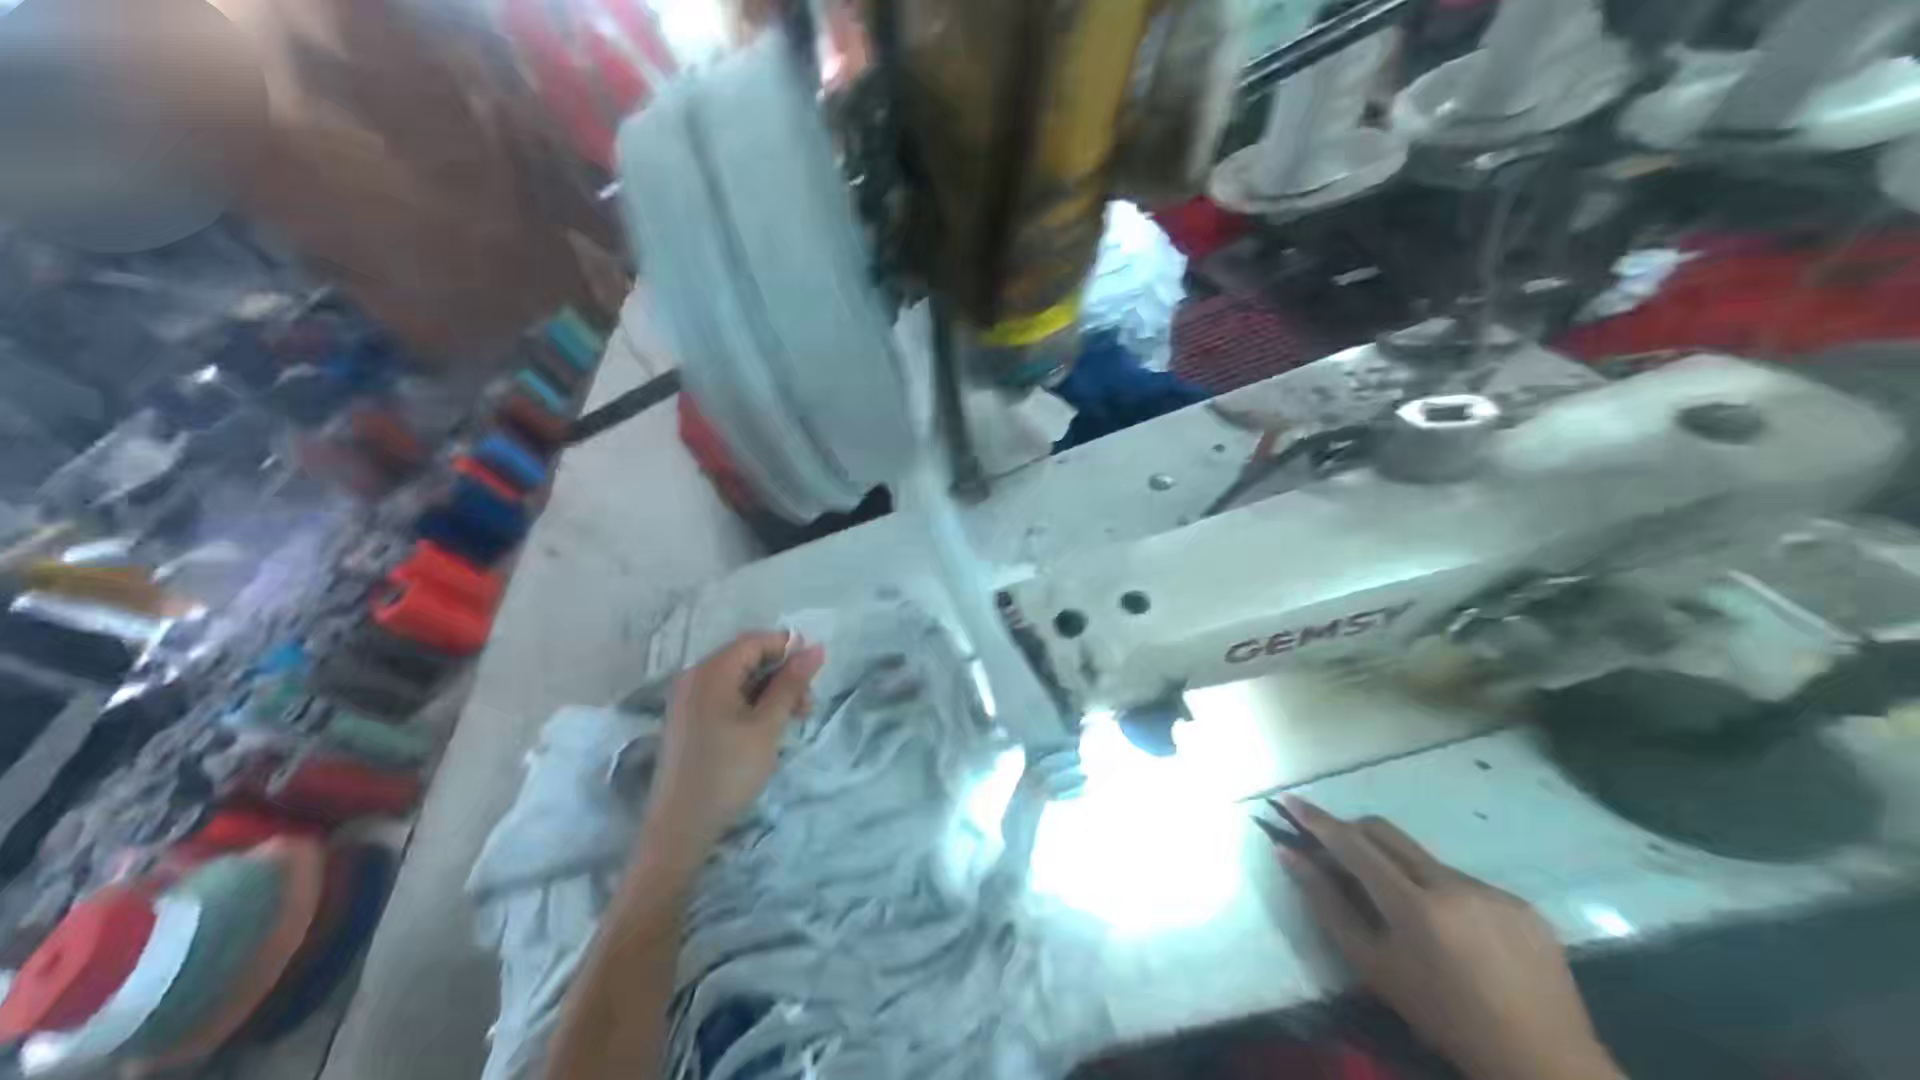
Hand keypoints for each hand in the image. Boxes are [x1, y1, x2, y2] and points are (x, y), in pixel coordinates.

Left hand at [647, 631, 825, 855]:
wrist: (680, 827)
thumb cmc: (728, 771)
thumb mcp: (768, 726)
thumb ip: (791, 684)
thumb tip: (816, 647)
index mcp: (711, 672)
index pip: (755, 641)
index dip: (788, 649)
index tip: (816, 673)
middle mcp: (695, 677)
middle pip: (746, 658)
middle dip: (782, 674)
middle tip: (807, 705)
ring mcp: (688, 698)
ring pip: (739, 678)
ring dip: (770, 691)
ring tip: (794, 719)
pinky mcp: (689, 719)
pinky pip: (725, 696)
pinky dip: (751, 703)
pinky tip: (768, 726)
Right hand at [1282, 798, 1623, 1079]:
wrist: (1542, 1062)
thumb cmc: (1441, 1016)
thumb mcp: (1372, 965)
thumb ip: (1327, 904)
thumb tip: (1290, 854)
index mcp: (1413, 904)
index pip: (1353, 844)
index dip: (1318, 820)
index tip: (1290, 800)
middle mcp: (1452, 884)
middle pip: (1385, 832)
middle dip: (1352, 830)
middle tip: (1332, 848)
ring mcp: (1491, 890)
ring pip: (1424, 859)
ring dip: (1399, 868)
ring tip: (1402, 911)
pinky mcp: (1520, 903)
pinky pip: (1463, 882)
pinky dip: (1441, 892)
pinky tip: (1452, 932)